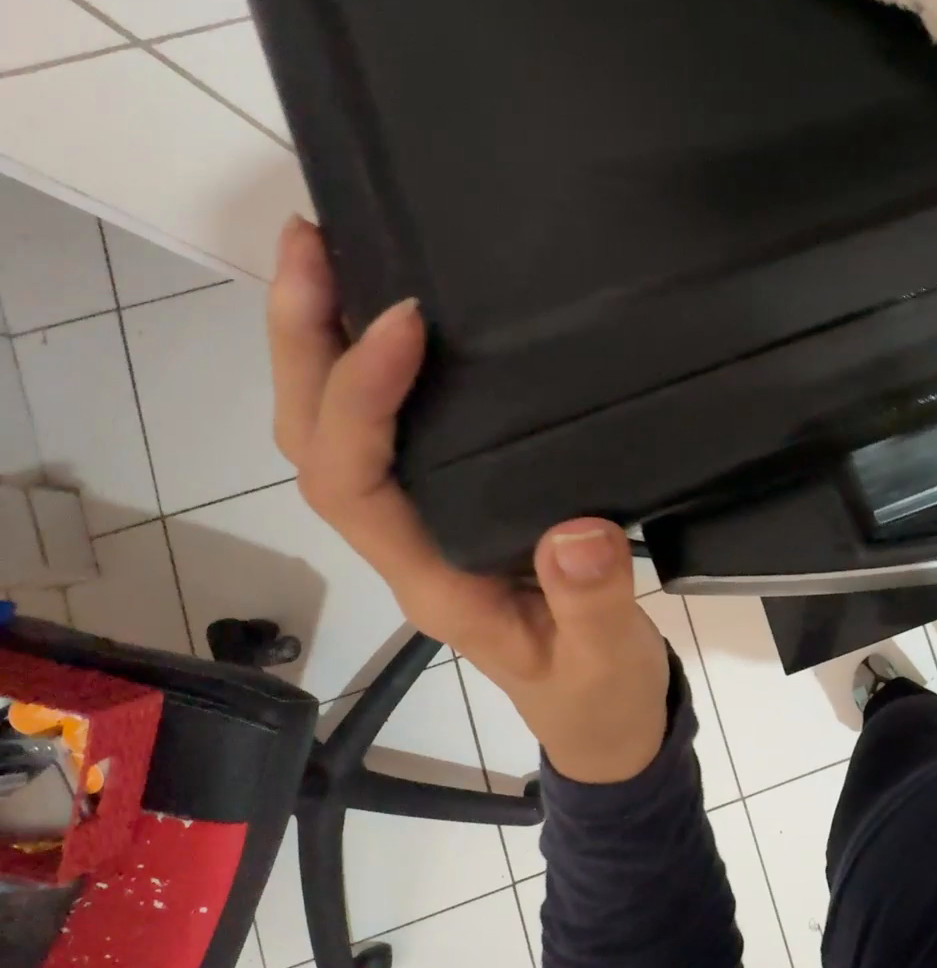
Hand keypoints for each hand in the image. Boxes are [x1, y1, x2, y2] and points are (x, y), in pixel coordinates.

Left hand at [267, 218, 670, 783]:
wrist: (603, 720)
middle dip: (301, 344)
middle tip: (314, 246)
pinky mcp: (466, 509)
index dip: (362, 397)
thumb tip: (577, 529)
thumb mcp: (604, 658)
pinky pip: (399, 434)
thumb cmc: (597, 694)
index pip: (356, 479)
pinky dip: (379, 372)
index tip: (406, 322)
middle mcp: (412, 542)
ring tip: (335, 260)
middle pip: (317, 442)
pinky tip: (408, 327)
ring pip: (343, 434)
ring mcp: (433, 524)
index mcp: (432, 577)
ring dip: (323, 346)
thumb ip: (593, 603)